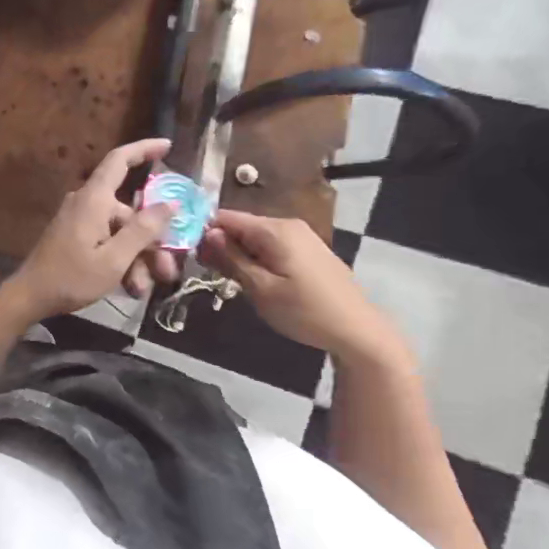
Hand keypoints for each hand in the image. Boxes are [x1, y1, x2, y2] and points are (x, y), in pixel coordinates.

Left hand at [0, 138, 175, 319]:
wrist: (30, 296)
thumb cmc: (72, 277)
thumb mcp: (115, 259)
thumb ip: (143, 230)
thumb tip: (170, 203)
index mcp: (94, 200)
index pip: (119, 161)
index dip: (144, 149)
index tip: (168, 146)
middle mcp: (87, 204)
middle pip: (130, 212)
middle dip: (152, 242)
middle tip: (167, 271)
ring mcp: (80, 220)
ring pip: (121, 232)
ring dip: (137, 259)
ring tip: (141, 288)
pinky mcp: (75, 236)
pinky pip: (107, 240)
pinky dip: (120, 260)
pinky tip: (129, 287)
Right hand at [197, 210, 408, 366]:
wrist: (357, 331)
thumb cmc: (304, 311)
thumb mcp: (260, 288)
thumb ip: (232, 257)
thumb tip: (207, 233)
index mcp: (275, 230)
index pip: (225, 217)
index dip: (204, 232)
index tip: (191, 255)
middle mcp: (288, 225)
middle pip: (240, 226)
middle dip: (220, 244)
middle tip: (208, 271)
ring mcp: (301, 237)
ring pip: (255, 237)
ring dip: (237, 253)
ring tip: (228, 278)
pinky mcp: (308, 250)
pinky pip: (271, 245)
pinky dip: (256, 257)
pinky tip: (254, 279)